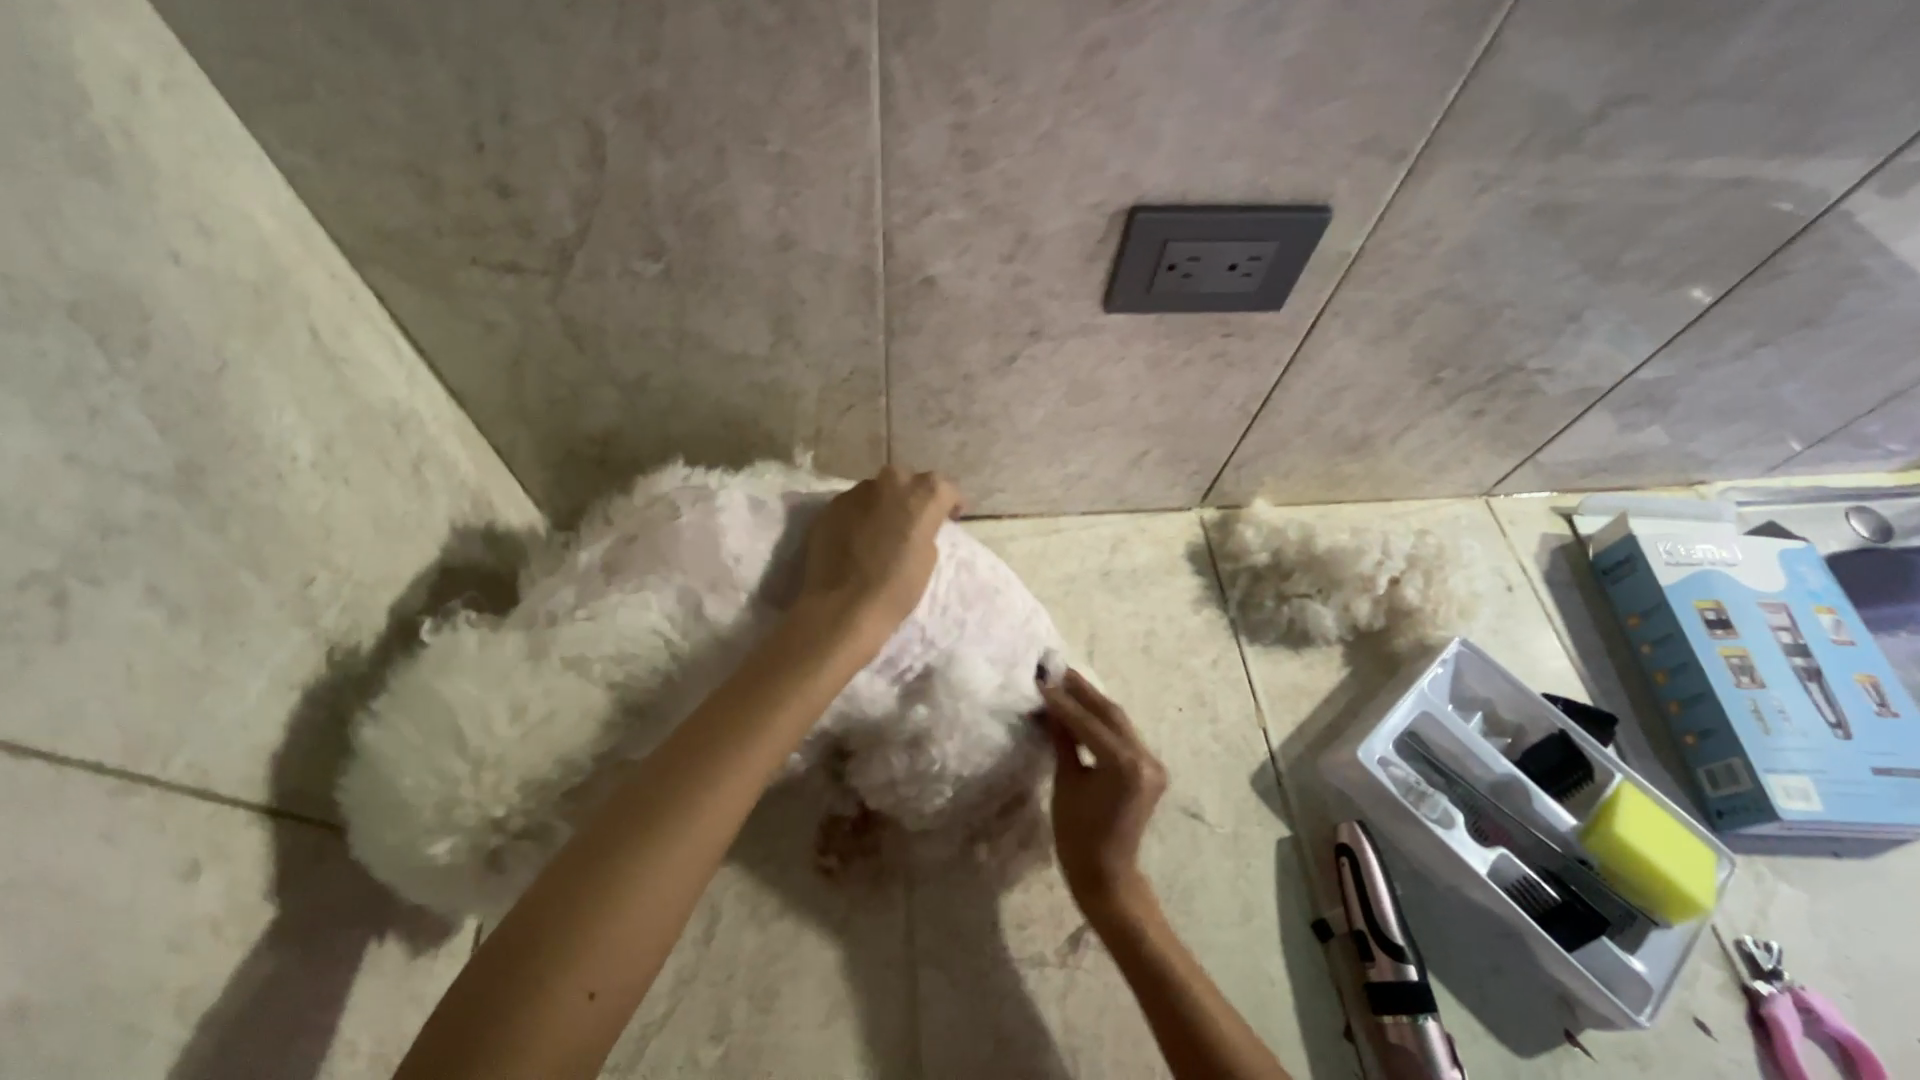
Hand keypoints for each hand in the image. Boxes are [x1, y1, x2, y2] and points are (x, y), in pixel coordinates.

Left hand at [798, 465, 961, 635]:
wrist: (841, 606)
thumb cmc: (896, 587)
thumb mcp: (927, 558)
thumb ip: (925, 530)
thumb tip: (914, 526)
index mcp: (922, 494)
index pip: (944, 488)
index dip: (949, 503)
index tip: (950, 518)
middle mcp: (890, 482)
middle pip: (907, 481)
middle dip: (912, 497)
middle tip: (913, 521)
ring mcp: (855, 492)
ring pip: (876, 491)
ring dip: (883, 505)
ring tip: (881, 531)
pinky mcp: (829, 507)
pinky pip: (852, 506)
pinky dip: (859, 517)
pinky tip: (856, 539)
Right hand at [1042, 670, 1166, 922]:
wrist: (1107, 873)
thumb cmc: (1077, 835)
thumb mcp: (1066, 783)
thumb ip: (1063, 740)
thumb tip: (1051, 706)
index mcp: (1125, 765)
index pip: (1089, 723)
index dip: (1063, 701)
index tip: (1041, 682)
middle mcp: (1146, 759)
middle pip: (1111, 714)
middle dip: (1083, 692)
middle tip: (1057, 670)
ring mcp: (1153, 764)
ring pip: (1120, 723)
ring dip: (1093, 704)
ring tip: (1066, 684)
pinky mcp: (1151, 770)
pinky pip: (1125, 737)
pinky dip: (1103, 723)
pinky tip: (1083, 710)